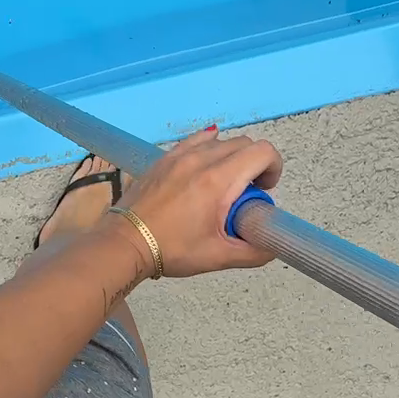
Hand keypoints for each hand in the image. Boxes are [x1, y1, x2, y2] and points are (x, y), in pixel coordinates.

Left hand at [114, 127, 281, 277]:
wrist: (125, 242)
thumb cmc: (171, 249)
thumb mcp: (217, 257)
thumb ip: (253, 252)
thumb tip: (272, 246)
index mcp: (218, 180)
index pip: (262, 152)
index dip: (273, 168)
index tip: (264, 191)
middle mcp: (200, 160)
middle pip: (243, 144)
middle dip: (254, 164)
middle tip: (245, 194)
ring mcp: (178, 156)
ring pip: (218, 141)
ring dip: (230, 157)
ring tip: (222, 184)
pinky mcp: (163, 159)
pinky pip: (194, 141)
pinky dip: (207, 147)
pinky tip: (204, 166)